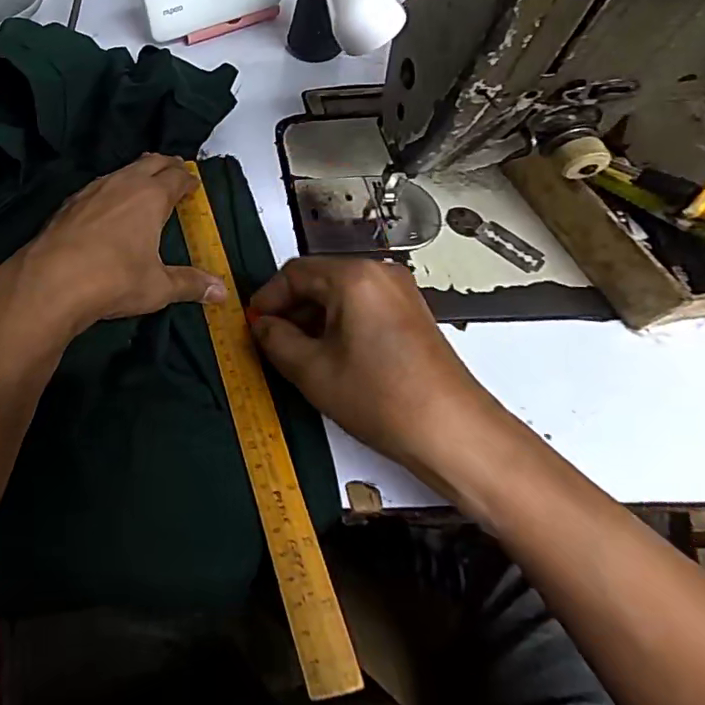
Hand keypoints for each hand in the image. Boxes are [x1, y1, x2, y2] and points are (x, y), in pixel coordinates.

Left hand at [1, 154, 225, 335]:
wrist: (50, 282)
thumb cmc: (114, 280)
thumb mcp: (158, 287)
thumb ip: (190, 284)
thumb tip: (221, 292)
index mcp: (151, 196)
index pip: (176, 177)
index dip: (188, 180)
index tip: (194, 184)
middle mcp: (122, 184)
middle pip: (149, 163)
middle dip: (165, 166)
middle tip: (175, 171)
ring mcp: (91, 190)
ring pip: (120, 172)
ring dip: (135, 174)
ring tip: (142, 183)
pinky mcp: (68, 204)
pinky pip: (97, 187)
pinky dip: (110, 189)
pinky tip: (106, 204)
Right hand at [248, 257, 504, 476]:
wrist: (450, 432)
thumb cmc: (388, 399)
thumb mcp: (311, 370)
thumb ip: (276, 340)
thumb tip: (264, 327)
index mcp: (354, 277)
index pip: (294, 272)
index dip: (267, 298)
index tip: (254, 323)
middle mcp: (380, 274)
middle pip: (318, 279)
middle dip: (290, 309)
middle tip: (270, 341)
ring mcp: (400, 293)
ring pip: (339, 295)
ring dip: (313, 319)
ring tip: (298, 355)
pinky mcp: (410, 314)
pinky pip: (361, 307)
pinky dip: (338, 325)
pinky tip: (329, 358)